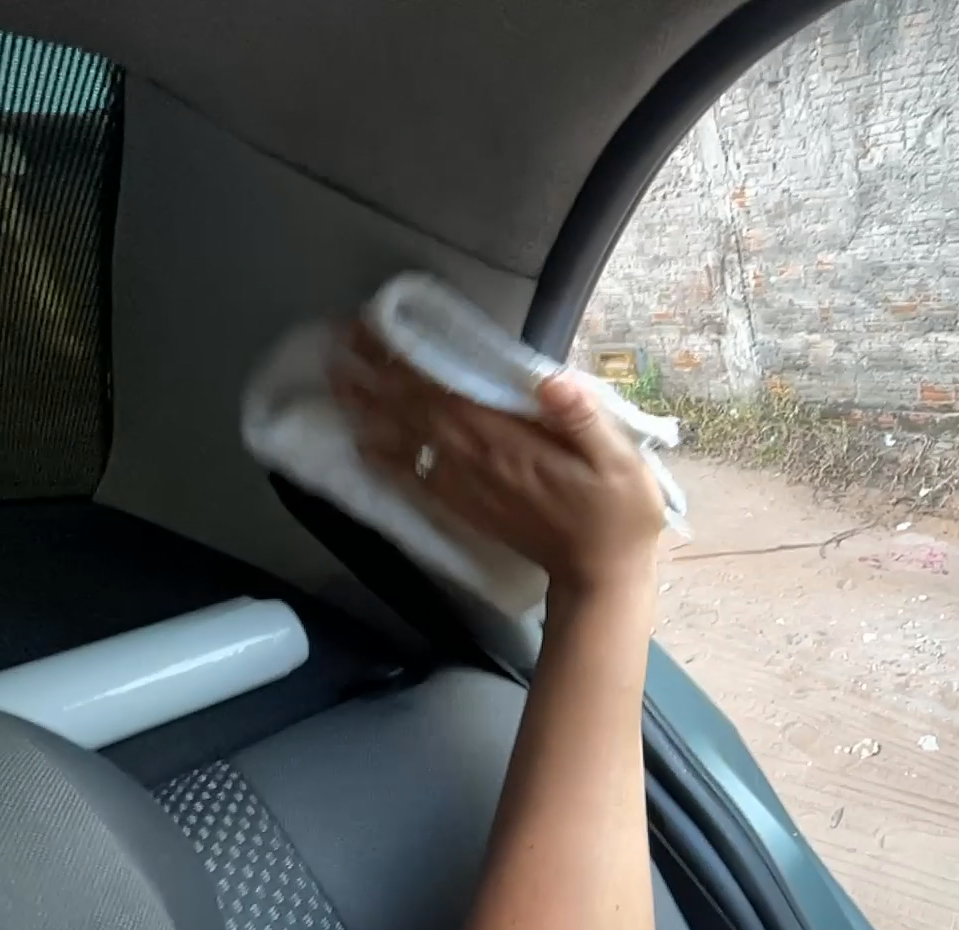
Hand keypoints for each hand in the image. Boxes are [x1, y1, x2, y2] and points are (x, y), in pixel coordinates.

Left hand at [330, 321, 665, 596]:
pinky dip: (386, 458)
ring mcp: (468, 487)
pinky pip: (415, 479)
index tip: (375, 325)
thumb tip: (549, 378)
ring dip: (370, 409)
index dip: (409, 358)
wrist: (601, 576)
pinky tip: (365, 443)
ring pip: (407, 441)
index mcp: (511, 443)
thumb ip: (584, 419)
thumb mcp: (621, 463)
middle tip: (339, 338)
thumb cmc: (619, 514)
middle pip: (416, 410)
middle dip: (377, 373)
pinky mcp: (468, 508)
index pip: (448, 391)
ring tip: (337, 379)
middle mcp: (478, 462)